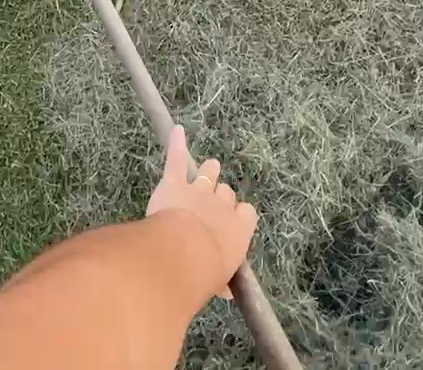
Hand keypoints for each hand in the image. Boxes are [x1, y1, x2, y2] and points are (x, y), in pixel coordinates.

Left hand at [145, 123, 257, 299]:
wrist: (183, 253)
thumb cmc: (204, 273)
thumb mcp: (220, 281)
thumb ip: (224, 280)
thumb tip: (226, 291)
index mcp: (238, 228)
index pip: (248, 213)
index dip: (239, 216)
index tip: (232, 223)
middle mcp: (222, 205)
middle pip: (227, 193)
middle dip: (221, 196)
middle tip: (212, 204)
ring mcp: (198, 190)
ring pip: (207, 174)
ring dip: (208, 172)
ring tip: (209, 168)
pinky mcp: (174, 182)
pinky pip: (176, 159)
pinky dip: (176, 144)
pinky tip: (177, 130)